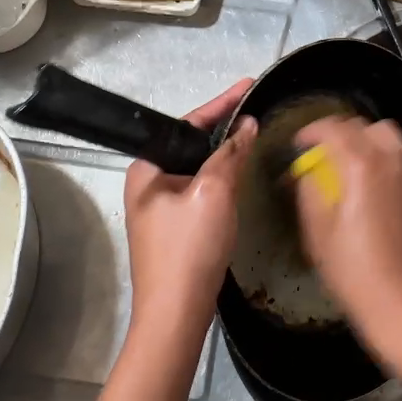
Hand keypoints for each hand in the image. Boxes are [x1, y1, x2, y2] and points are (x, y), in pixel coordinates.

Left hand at [122, 79, 257, 338]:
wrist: (176, 315)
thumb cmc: (189, 247)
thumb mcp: (214, 191)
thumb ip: (231, 153)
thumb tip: (248, 124)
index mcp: (147, 170)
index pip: (186, 123)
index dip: (220, 103)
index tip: (247, 85)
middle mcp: (148, 184)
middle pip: (191, 144)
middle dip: (224, 128)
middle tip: (254, 109)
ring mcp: (160, 209)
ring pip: (198, 168)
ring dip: (225, 154)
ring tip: (253, 136)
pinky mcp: (174, 228)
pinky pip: (201, 189)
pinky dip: (222, 178)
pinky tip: (242, 174)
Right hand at [292, 116, 401, 334]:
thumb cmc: (354, 271)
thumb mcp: (318, 233)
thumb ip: (309, 191)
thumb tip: (305, 171)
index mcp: (362, 165)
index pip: (335, 128)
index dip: (313, 130)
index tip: (301, 142)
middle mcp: (392, 159)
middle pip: (365, 125)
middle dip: (341, 132)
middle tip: (325, 151)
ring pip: (391, 137)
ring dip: (368, 141)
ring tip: (353, 163)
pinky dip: (387, 159)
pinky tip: (377, 185)